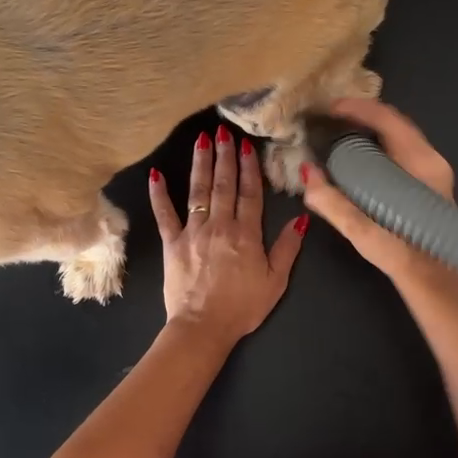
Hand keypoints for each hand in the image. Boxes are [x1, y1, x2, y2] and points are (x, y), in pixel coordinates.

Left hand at [149, 124, 305, 341]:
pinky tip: (157, 174)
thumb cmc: (243, 307)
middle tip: (224, 131)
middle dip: (225, 156)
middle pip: (224, 184)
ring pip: (198, 191)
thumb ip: (288, 248)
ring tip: (202, 140)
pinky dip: (159, 194)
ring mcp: (193, 232)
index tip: (247, 145)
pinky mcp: (172, 243)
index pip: (250, 193)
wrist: (203, 326)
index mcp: (246, 234)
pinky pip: (165, 214)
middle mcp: (219, 225)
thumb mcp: (276, 281)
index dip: (249, 167)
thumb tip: (300, 217)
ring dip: (201, 164)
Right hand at [299, 98, 457, 299]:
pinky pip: (399, 152)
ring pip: (397, 137)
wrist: (443, 287)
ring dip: (367, 130)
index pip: (388, 119)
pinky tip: (355, 159)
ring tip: (334, 133)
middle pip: (393, 123)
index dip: (356, 108)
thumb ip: (336, 206)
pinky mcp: (427, 185)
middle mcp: (431, 161)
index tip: (325, 109)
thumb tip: (307, 176)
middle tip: (324, 119)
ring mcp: (432, 172)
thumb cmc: (410, 261)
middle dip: (359, 116)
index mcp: (422, 165)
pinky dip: (375, 146)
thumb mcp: (369, 236)